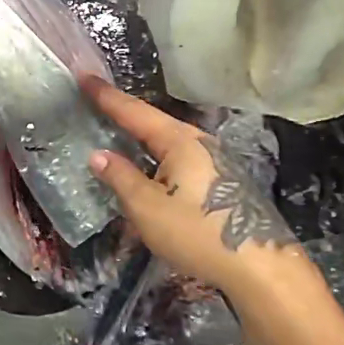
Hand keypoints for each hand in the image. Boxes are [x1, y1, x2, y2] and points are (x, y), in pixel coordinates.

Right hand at [81, 77, 310, 297]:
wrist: (258, 267)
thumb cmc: (198, 232)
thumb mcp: (148, 208)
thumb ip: (121, 178)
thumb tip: (98, 155)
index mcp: (181, 141)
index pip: (135, 112)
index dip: (107, 97)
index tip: (84, 77)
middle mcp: (200, 144)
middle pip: (154, 125)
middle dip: (125, 116)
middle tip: (97, 104)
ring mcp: (215, 163)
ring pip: (168, 146)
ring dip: (142, 141)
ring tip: (117, 137)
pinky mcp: (222, 184)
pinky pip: (179, 163)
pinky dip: (157, 162)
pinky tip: (148, 173)